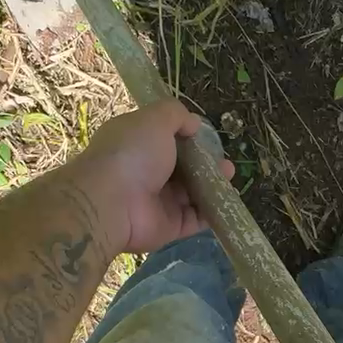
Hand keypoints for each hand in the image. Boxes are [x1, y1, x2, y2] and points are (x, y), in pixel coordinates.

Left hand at [72, 100, 234, 254]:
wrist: (113, 202)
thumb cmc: (132, 154)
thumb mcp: (154, 120)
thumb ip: (176, 115)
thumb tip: (194, 123)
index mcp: (138, 145)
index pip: (166, 141)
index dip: (187, 138)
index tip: (206, 138)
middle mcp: (147, 173)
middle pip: (183, 168)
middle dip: (206, 163)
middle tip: (224, 161)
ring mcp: (159, 202)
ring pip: (192, 193)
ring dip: (212, 185)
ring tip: (229, 176)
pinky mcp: (171, 226)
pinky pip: (196, 219)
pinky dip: (212, 211)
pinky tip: (227, 201)